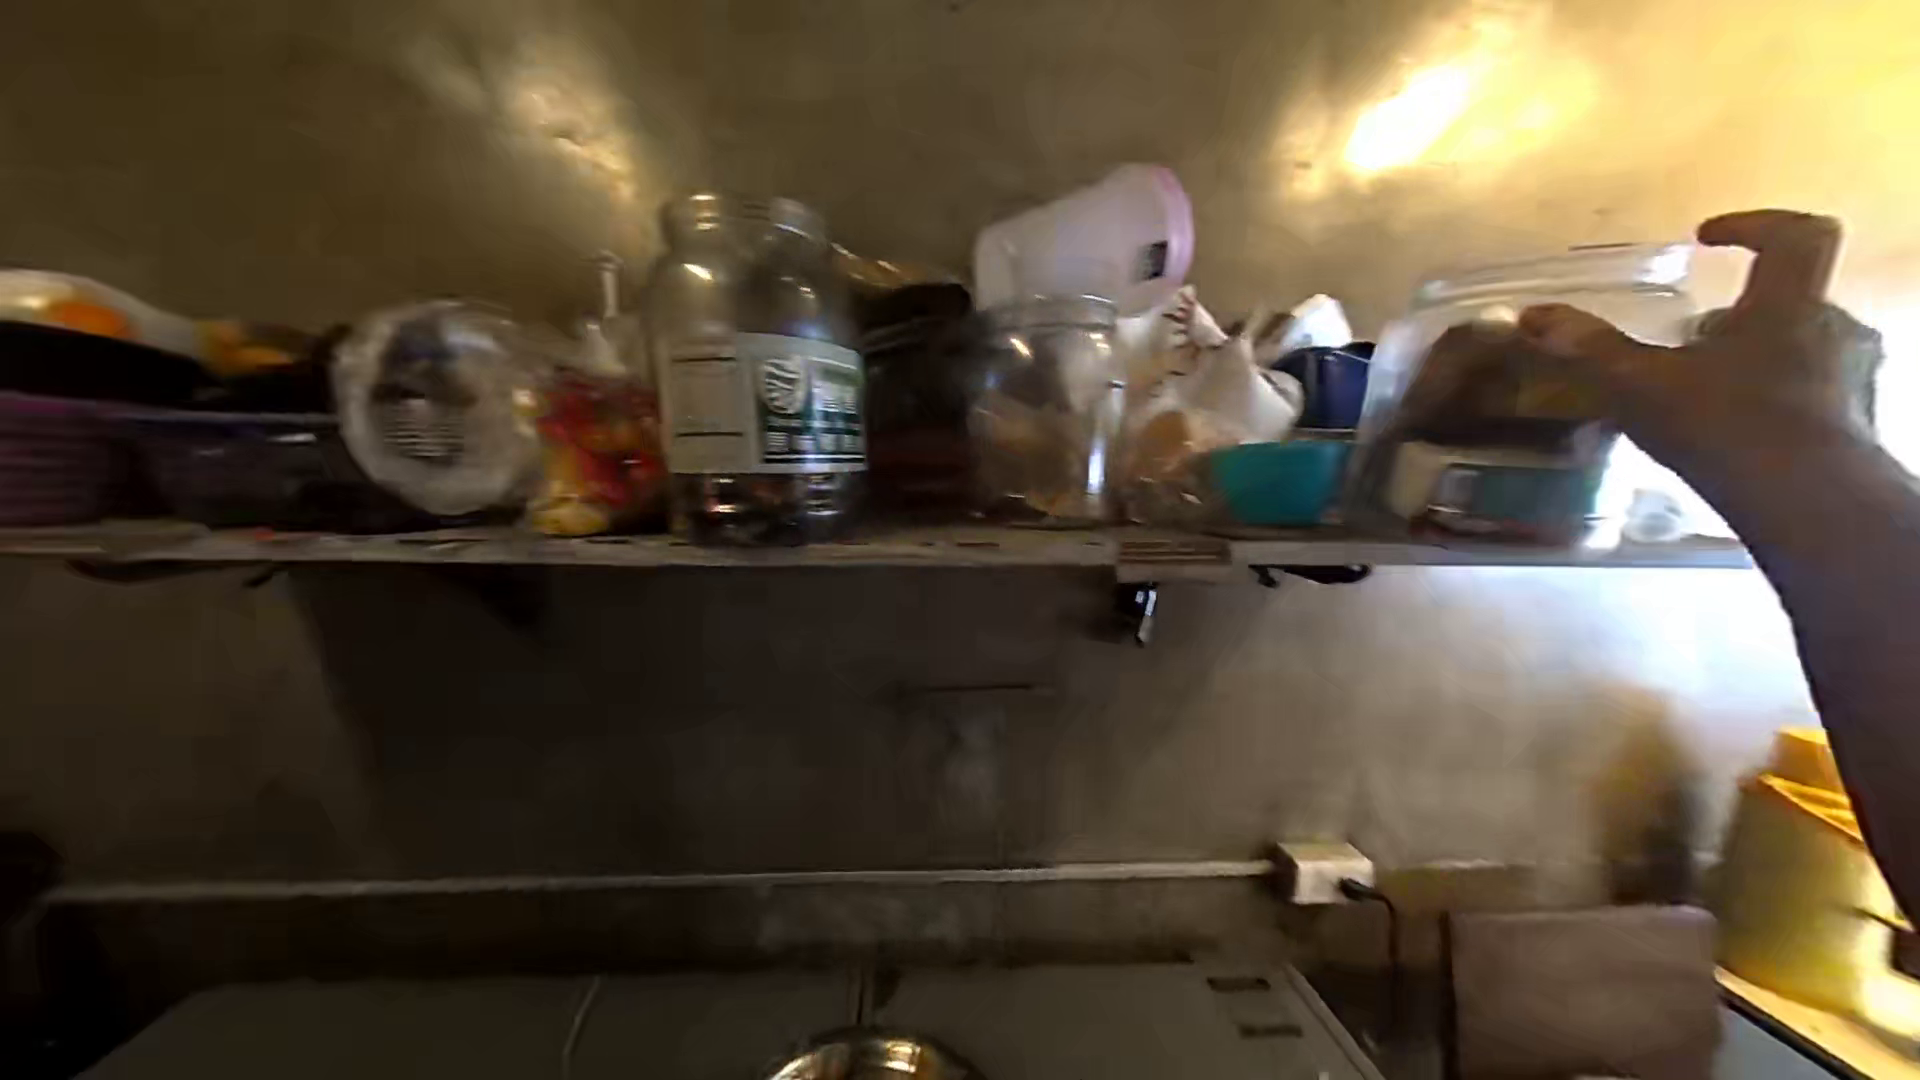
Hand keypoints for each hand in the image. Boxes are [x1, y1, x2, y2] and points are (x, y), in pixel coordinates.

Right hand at [1517, 210, 1872, 472]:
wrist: (1801, 492)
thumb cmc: (1718, 422)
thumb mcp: (1634, 381)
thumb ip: (1586, 346)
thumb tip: (1531, 314)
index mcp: (1786, 307)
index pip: (1795, 236)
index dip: (1752, 225)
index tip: (1704, 236)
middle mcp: (1832, 326)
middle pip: (1785, 298)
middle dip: (1730, 312)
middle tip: (1680, 338)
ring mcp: (1851, 369)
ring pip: (1793, 342)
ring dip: (1744, 352)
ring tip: (1691, 385)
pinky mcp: (1852, 411)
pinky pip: (1804, 383)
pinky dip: (1761, 389)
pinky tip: (1721, 421)